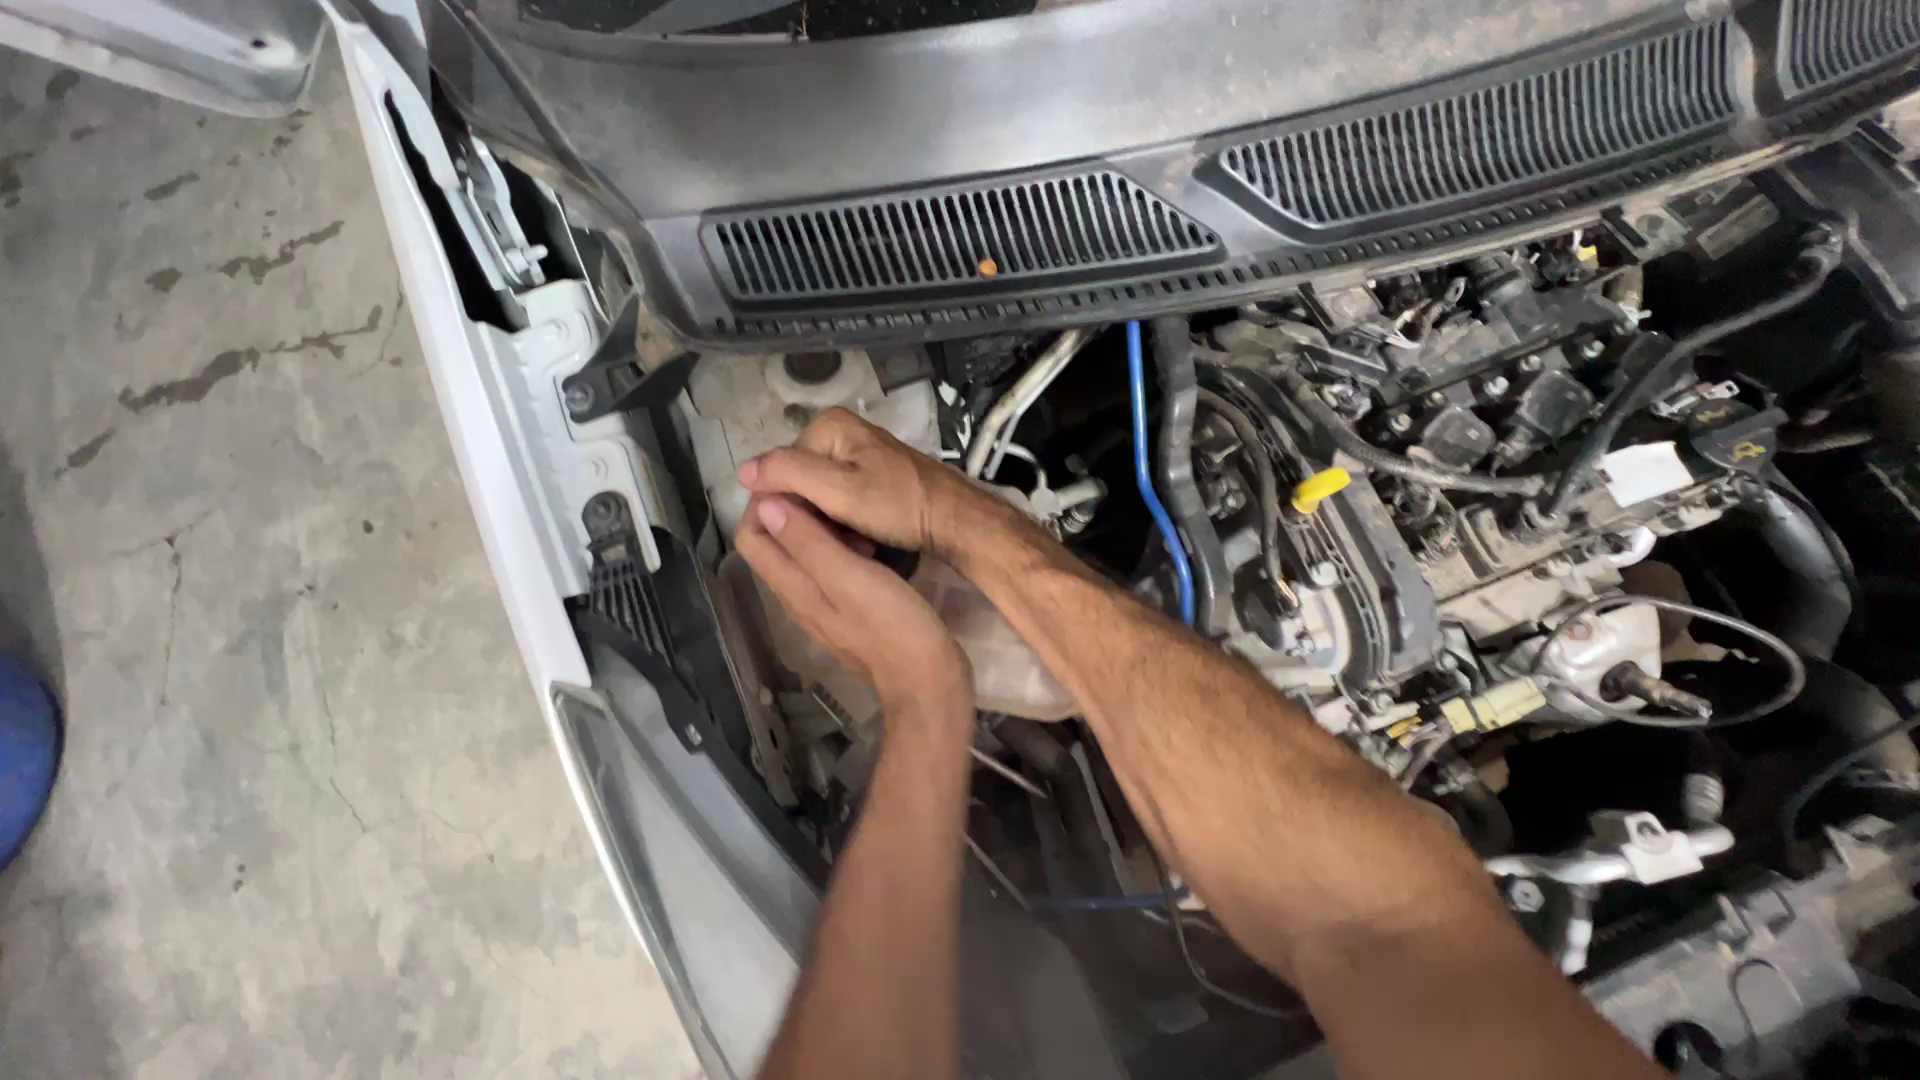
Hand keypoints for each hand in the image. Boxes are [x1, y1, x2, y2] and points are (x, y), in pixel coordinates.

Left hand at [736, 493, 973, 718]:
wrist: (926, 680)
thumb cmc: (892, 625)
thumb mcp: (848, 576)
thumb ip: (807, 542)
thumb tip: (766, 502)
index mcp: (793, 586)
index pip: (751, 536)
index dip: (766, 503)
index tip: (800, 482)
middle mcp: (799, 596)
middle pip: (775, 544)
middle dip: (794, 512)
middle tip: (831, 494)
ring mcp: (823, 607)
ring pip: (804, 555)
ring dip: (820, 529)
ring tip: (853, 516)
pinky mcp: (848, 612)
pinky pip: (830, 570)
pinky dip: (841, 549)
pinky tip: (869, 544)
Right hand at [737, 408, 998, 560]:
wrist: (953, 519)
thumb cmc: (899, 506)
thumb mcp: (840, 492)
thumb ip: (790, 475)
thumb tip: (741, 470)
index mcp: (828, 425)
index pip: (778, 469)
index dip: (787, 506)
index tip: (810, 533)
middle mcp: (839, 432)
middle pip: (798, 481)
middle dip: (810, 515)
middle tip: (836, 540)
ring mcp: (856, 453)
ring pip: (818, 495)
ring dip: (826, 522)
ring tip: (850, 542)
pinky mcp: (870, 474)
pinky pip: (838, 499)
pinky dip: (843, 520)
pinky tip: (859, 538)